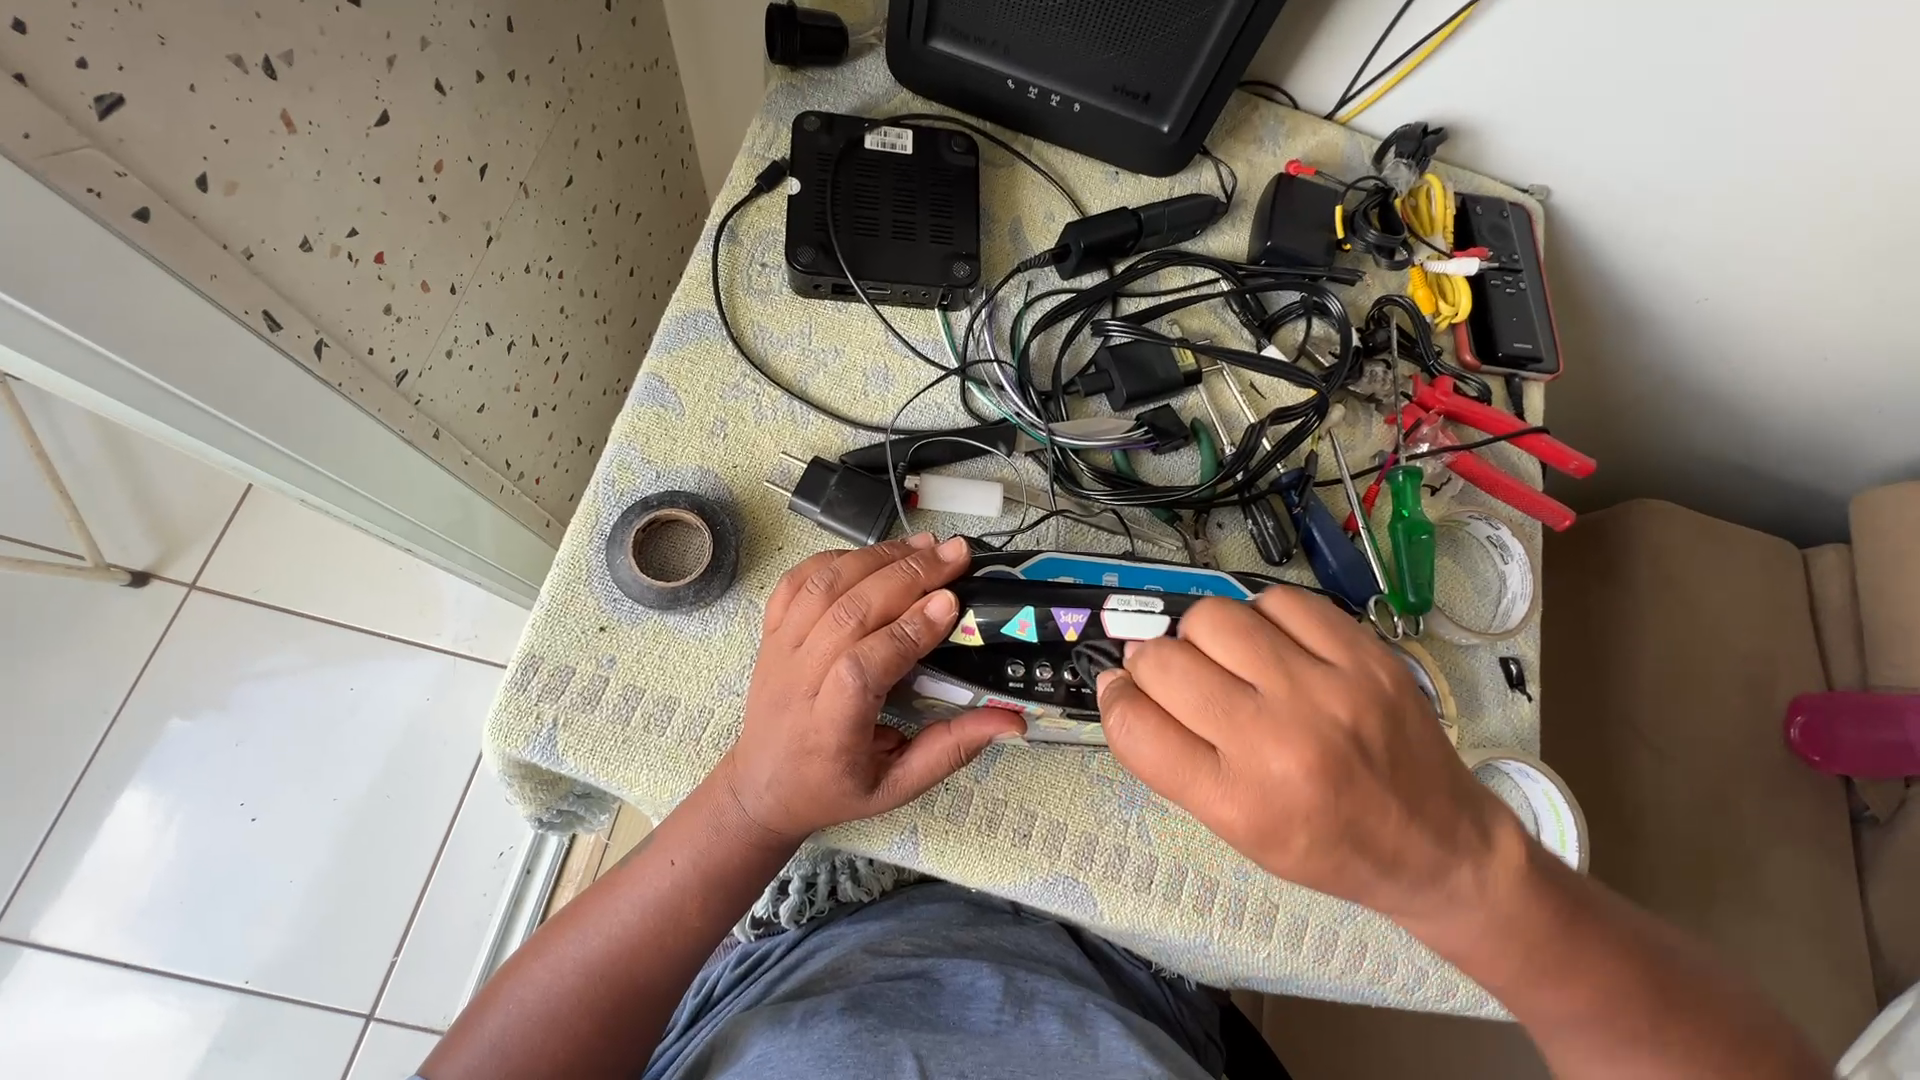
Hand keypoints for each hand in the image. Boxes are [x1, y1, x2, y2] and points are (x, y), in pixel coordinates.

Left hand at [714, 534, 1023, 848]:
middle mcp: (797, 682)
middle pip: (848, 612)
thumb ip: (951, 750)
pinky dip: (837, 558)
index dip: (907, 630)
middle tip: (956, 555)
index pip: (862, 666)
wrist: (763, 785)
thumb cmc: (834, 788)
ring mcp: (779, 650)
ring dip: (878, 557)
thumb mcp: (897, 787)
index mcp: (829, 729)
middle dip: (907, 576)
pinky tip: (875, 553)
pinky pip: (797, 580)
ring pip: (824, 586)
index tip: (950, 602)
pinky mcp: (771, 632)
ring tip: (925, 545)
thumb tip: (1011, 720)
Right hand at [1096, 588, 1525, 924]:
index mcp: (1236, 801)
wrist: (1437, 844)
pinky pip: (1277, 601)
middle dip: (1150, 663)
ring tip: (1224, 658)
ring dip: (1200, 635)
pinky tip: (1271, 644)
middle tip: (1176, 677)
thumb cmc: (1324, 845)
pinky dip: (1260, 617)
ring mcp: (1325, 691)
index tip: (1121, 690)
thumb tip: (1122, 683)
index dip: (1114, 698)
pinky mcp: (1363, 655)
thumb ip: (1171, 758)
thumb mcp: (1233, 830)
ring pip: (1212, 618)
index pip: (1133, 724)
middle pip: (1162, 661)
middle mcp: (1277, 742)